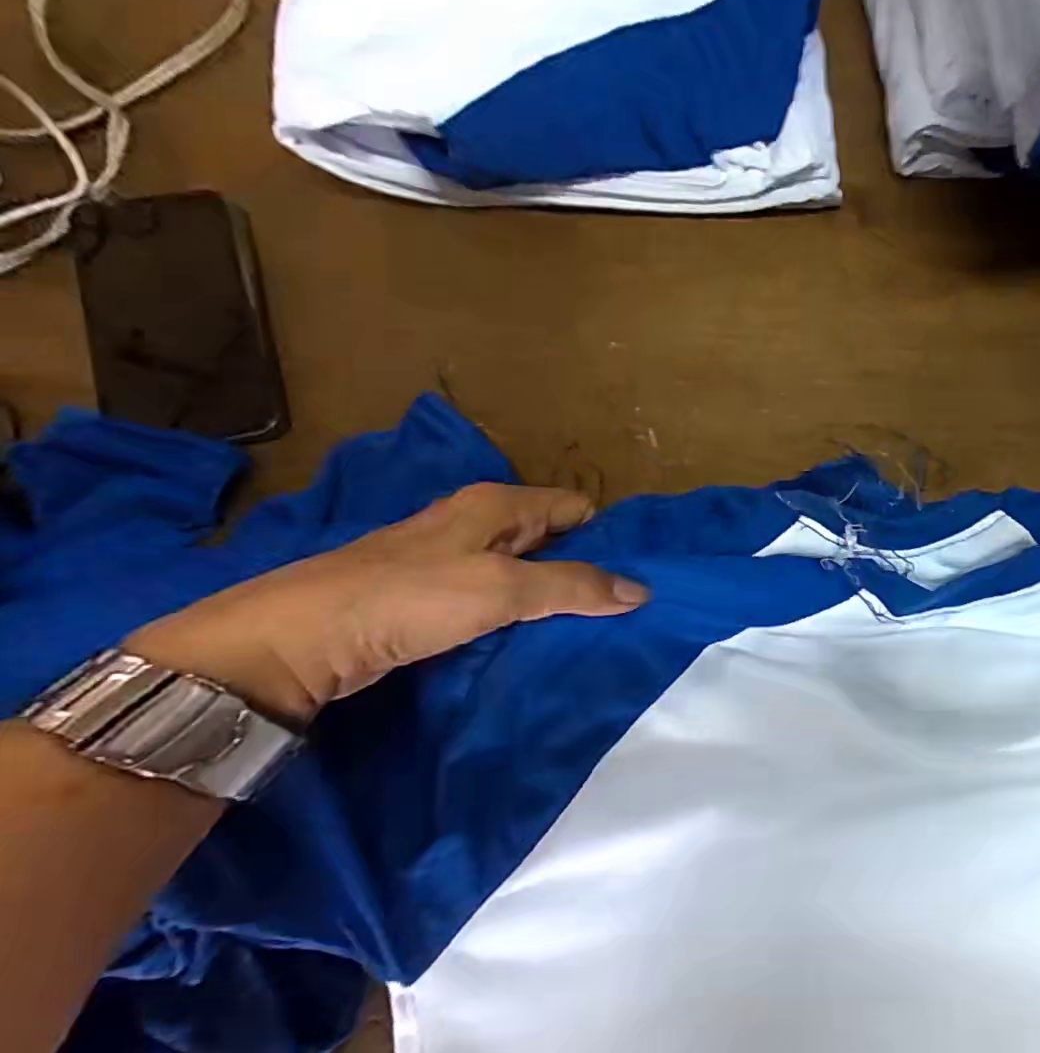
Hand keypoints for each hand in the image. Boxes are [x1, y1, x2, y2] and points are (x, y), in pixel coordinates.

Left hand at [123, 483, 648, 724]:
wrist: (289, 644)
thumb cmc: (405, 598)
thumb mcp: (502, 589)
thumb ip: (575, 586)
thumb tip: (641, 591)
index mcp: (498, 504)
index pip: (579, 510)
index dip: (610, 538)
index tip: (639, 575)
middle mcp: (480, 524)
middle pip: (557, 540)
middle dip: (589, 570)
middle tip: (624, 608)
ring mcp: (455, 562)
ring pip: (529, 573)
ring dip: (557, 598)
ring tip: (594, 628)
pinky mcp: (436, 598)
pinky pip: (500, 600)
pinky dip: (524, 616)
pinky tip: (541, 640)